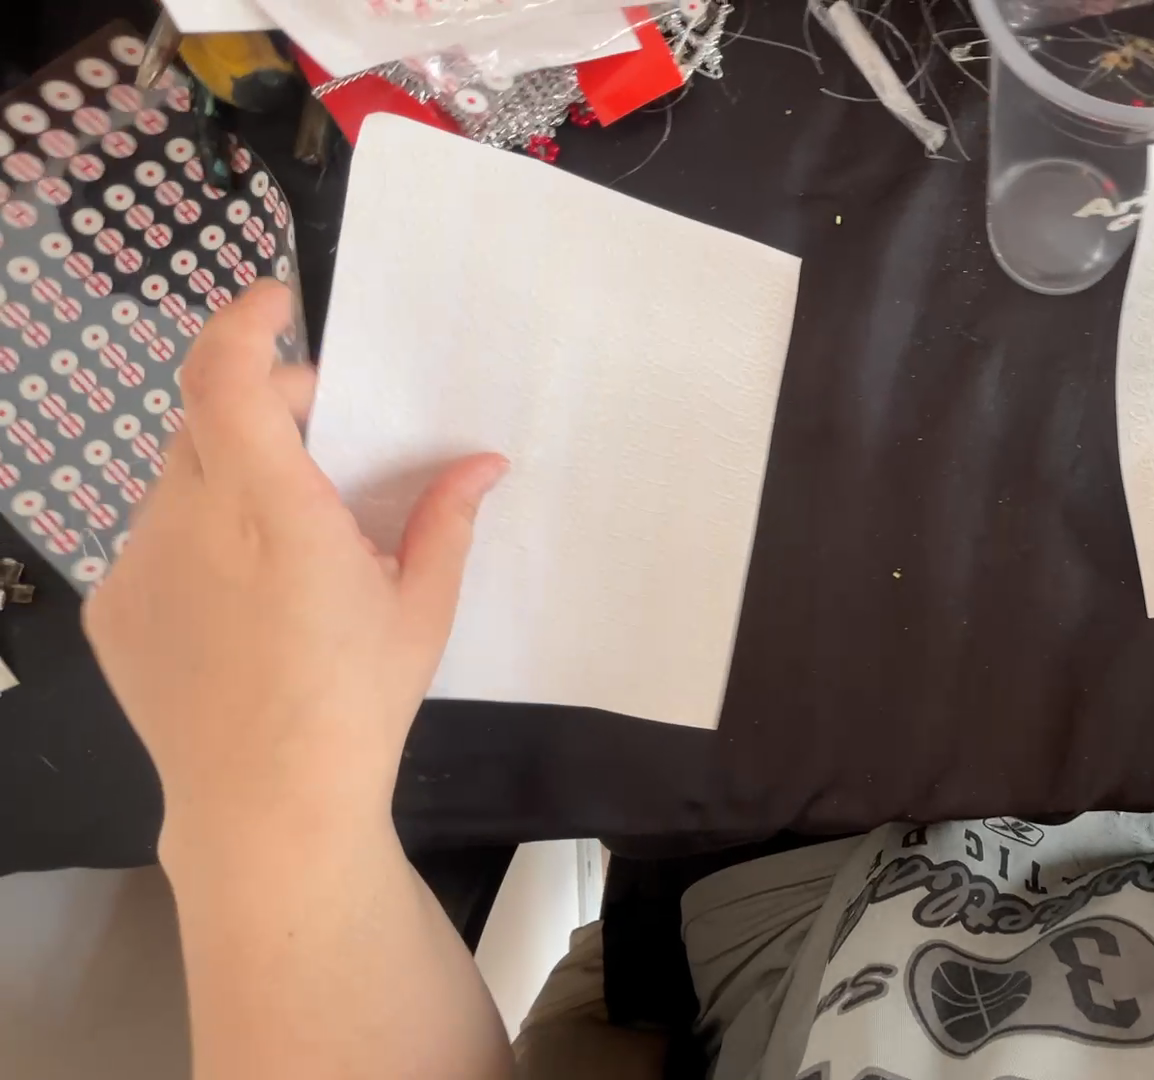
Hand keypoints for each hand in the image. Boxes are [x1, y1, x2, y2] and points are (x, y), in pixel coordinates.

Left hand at [83, 282, 507, 856]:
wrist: (266, 797)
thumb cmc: (363, 691)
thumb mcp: (425, 603)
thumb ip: (446, 519)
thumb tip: (484, 462)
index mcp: (277, 517)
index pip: (229, 388)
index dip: (243, 327)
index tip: (278, 300)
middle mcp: (188, 524)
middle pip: (207, 418)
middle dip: (270, 400)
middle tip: (335, 431)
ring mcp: (136, 564)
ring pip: (181, 474)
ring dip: (241, 466)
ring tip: (302, 526)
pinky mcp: (113, 603)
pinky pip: (159, 530)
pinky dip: (210, 522)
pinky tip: (255, 588)